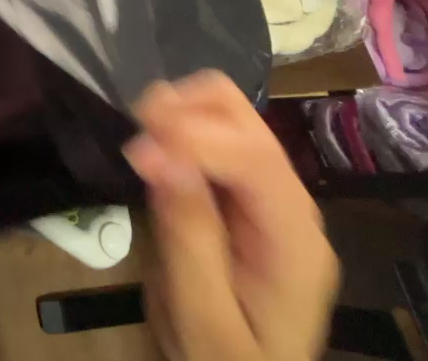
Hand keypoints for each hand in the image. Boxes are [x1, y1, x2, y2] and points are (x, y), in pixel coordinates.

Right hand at [124, 71, 338, 360]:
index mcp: (295, 242)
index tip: (135, 149)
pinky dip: (175, 128)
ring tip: (139, 145)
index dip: (194, 137)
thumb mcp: (201, 317)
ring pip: (227, 114)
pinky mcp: (239, 193)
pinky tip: (151, 155)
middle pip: (244, 118)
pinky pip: (211, 136)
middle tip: (133, 136)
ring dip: (178, 113)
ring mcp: (267, 195)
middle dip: (184, 110)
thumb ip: (188, 235)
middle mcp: (290, 205)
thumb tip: (156, 153)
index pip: (255, 158)